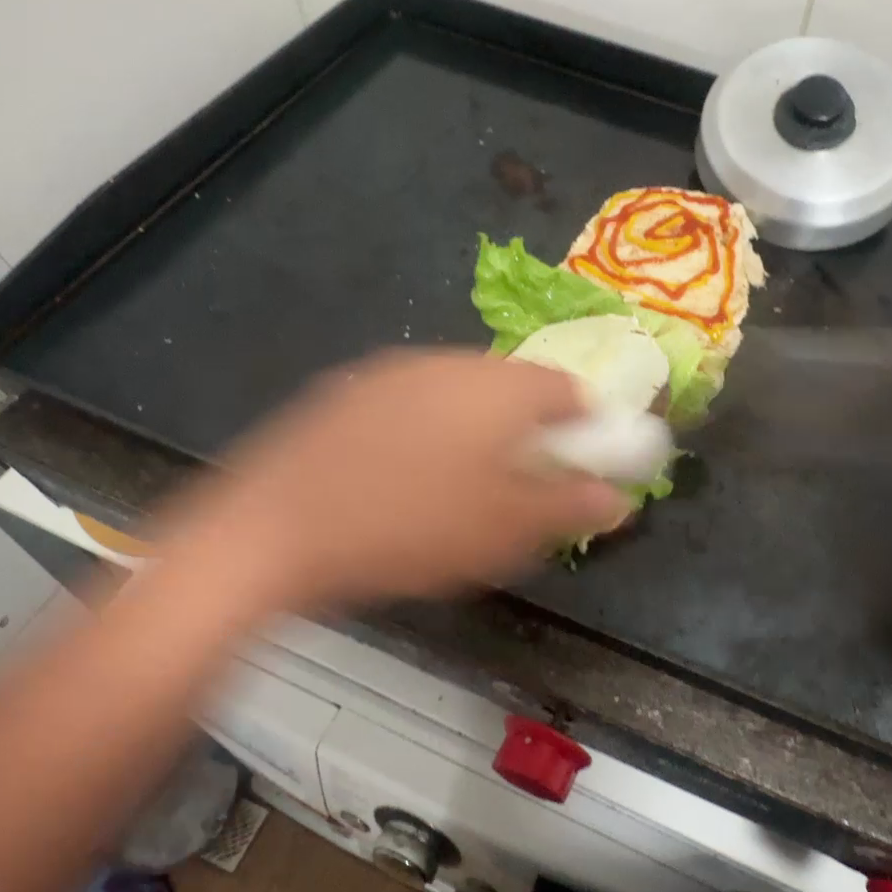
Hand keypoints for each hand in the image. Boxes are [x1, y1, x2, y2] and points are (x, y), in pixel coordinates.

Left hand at [154, 350, 624, 611]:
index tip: (579, 474)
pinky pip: (414, 405)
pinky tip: (403, 481)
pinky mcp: (347, 390)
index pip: (571, 390)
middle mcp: (452, 361)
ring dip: (480, 433)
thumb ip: (573, 507)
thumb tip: (619, 498)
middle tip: (522, 490)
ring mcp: (394, 370)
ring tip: (461, 492)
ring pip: (463, 395)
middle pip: (516, 389)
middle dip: (531, 434)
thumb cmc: (409, 527)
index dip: (588, 432)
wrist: (272, 529)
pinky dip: (429, 433)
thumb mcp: (507, 530)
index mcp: (501, 386)